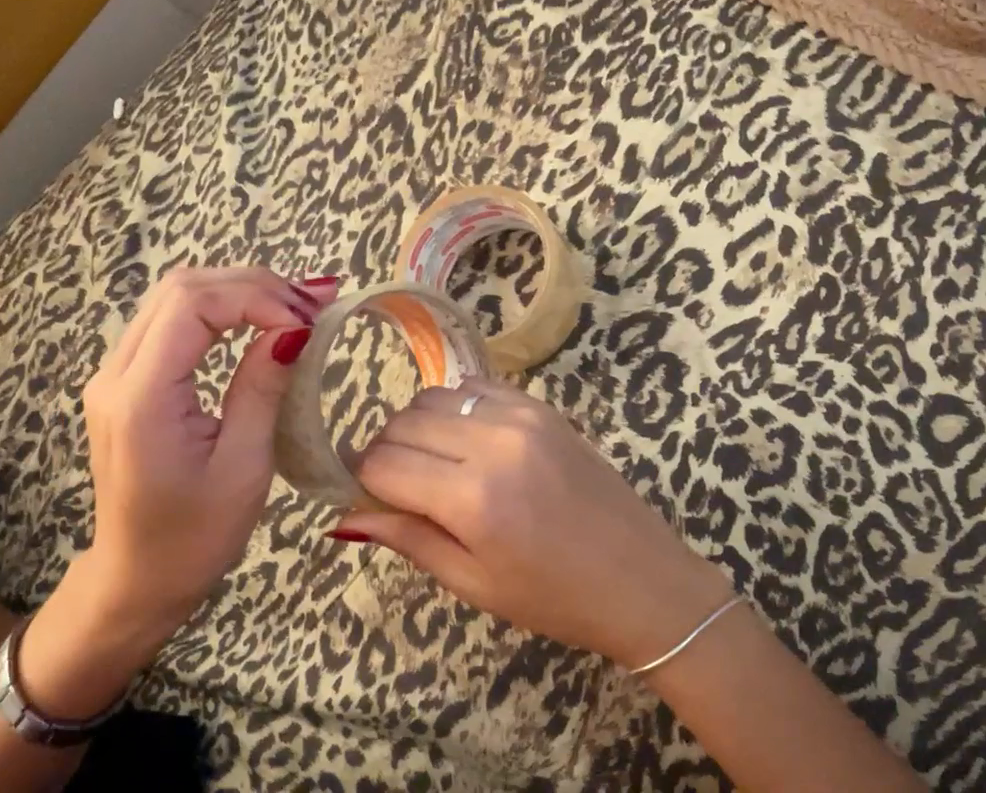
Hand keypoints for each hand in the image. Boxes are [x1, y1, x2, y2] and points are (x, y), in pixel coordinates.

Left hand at [78, 266, 337, 644]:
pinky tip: (261, 318)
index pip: (193, 305)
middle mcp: (115, 373)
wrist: (137, 578)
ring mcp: (115, 373)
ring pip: (176, 295)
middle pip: (182, 287)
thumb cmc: (195, 537)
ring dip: (239, 291)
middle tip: (313, 306)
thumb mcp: (243, 466)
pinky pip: (172, 320)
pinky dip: (221, 309)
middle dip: (253, 285)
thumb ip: (263, 387)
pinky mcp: (127, 379)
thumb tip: (296, 328)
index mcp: (141, 398)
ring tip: (297, 308)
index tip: (308, 323)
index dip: (256, 297)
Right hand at [335, 381, 732, 668]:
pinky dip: (456, 407)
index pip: (382, 464)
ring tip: (434, 464)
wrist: (640, 579)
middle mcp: (492, 443)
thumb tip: (344, 516)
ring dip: (418, 426)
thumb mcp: (473, 584)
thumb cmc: (554, 598)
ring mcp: (521, 416)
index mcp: (472, 499)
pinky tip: (467, 441)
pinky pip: (475, 387)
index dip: (361, 479)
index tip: (366, 496)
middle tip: (399, 486)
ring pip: (434, 397)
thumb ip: (408, 539)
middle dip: (386, 452)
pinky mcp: (541, 406)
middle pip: (402, 422)